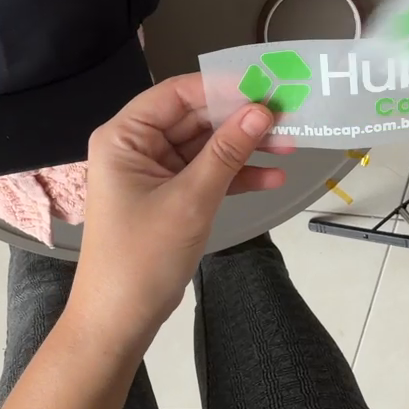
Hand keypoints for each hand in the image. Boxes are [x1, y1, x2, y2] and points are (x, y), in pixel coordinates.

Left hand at [71, 74, 288, 346]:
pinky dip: (236, 175)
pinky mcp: (170, 195)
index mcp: (125, 136)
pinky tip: (272, 177)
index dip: (221, 87)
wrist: (118, 321)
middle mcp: (137, 146)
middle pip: (195, 118)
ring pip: (206, 146)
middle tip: (287, 117)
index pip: (177, 94)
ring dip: (245, 148)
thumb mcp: (190, 200)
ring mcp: (154, 171)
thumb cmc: (142, 257)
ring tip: (290, 146)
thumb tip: (261, 111)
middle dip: (240, 120)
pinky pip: (207, 174)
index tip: (264, 88)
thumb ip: (227, 152)